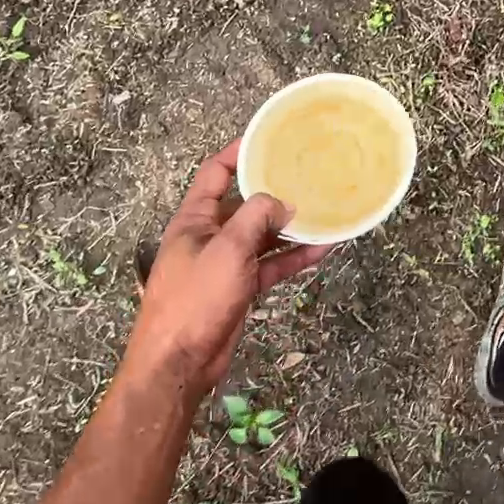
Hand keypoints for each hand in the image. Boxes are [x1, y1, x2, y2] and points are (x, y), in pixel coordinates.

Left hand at [125, 140, 333, 388]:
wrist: (177, 366)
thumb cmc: (194, 300)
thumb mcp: (227, 249)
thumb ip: (257, 217)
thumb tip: (284, 203)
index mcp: (194, 220)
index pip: (215, 173)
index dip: (238, 151)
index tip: (270, 137)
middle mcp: (209, 236)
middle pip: (245, 203)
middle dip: (276, 190)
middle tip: (311, 174)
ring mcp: (225, 263)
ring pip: (263, 234)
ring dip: (292, 226)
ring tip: (327, 211)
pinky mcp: (239, 287)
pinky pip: (271, 264)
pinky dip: (294, 257)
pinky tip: (323, 249)